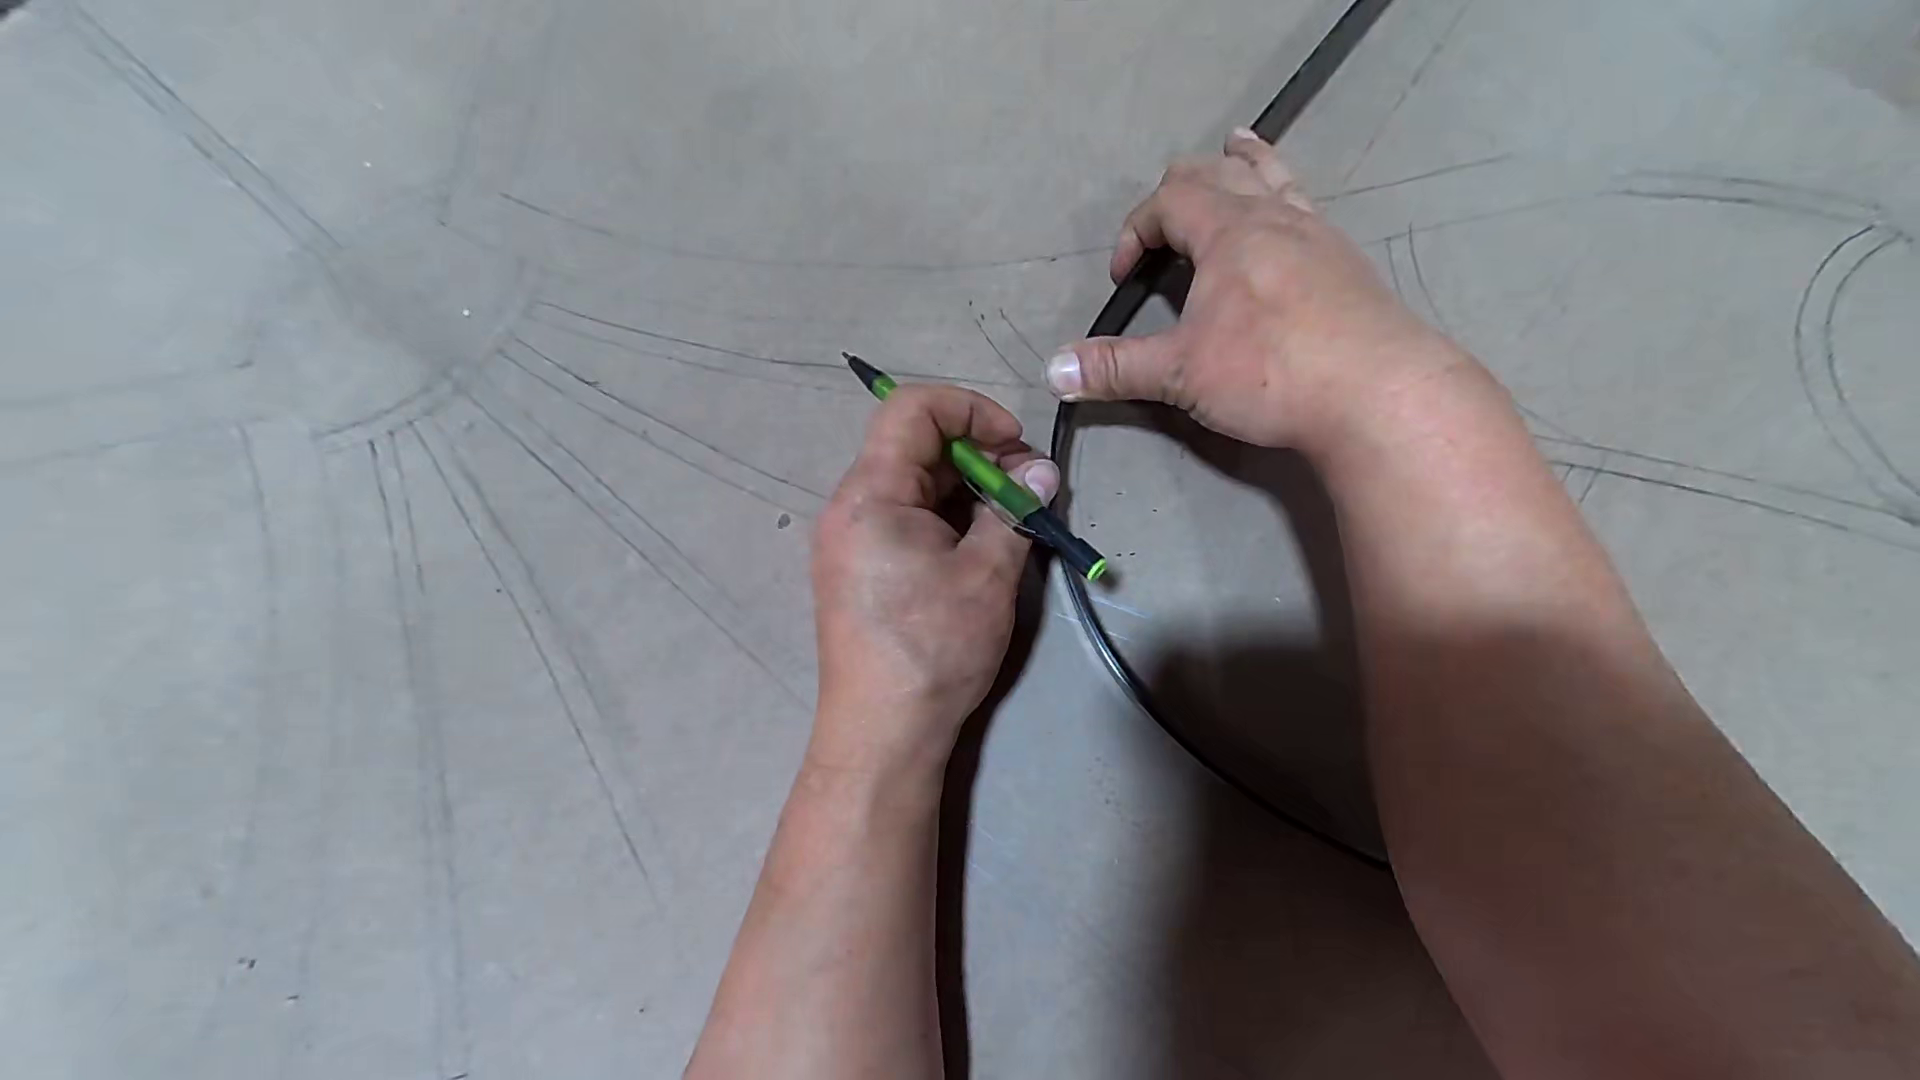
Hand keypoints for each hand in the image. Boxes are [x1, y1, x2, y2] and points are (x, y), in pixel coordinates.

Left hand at [809, 385, 1058, 774]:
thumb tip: (1041, 472)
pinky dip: (945, 515)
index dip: (970, 410)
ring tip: (1010, 516)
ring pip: (912, 482)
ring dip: (965, 487)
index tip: (1014, 444)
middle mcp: (849, 507)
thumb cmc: (932, 649)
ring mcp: (849, 538)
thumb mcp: (987, 576)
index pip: (912, 408)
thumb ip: (1015, 512)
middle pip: (913, 445)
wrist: (882, 731)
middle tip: (1026, 485)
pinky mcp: (859, 566)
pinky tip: (979, 541)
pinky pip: (904, 516)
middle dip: (977, 452)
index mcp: (870, 495)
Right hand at [1045, 129, 1478, 456]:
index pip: (1169, 201)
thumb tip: (1053, 372)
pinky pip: (1307, 208)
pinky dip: (1283, 197)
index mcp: (1231, 233)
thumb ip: (1114, 368)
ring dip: (1244, 165)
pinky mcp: (1347, 265)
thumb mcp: (1179, 374)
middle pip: (1221, 172)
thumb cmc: (1270, 374)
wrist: (1378, 395)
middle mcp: (1277, 219)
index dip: (1135, 231)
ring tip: (1236, 147)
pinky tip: (1286, 220)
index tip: (1123, 277)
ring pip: (1274, 177)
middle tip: (1162, 223)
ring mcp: (1320, 236)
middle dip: (1180, 191)